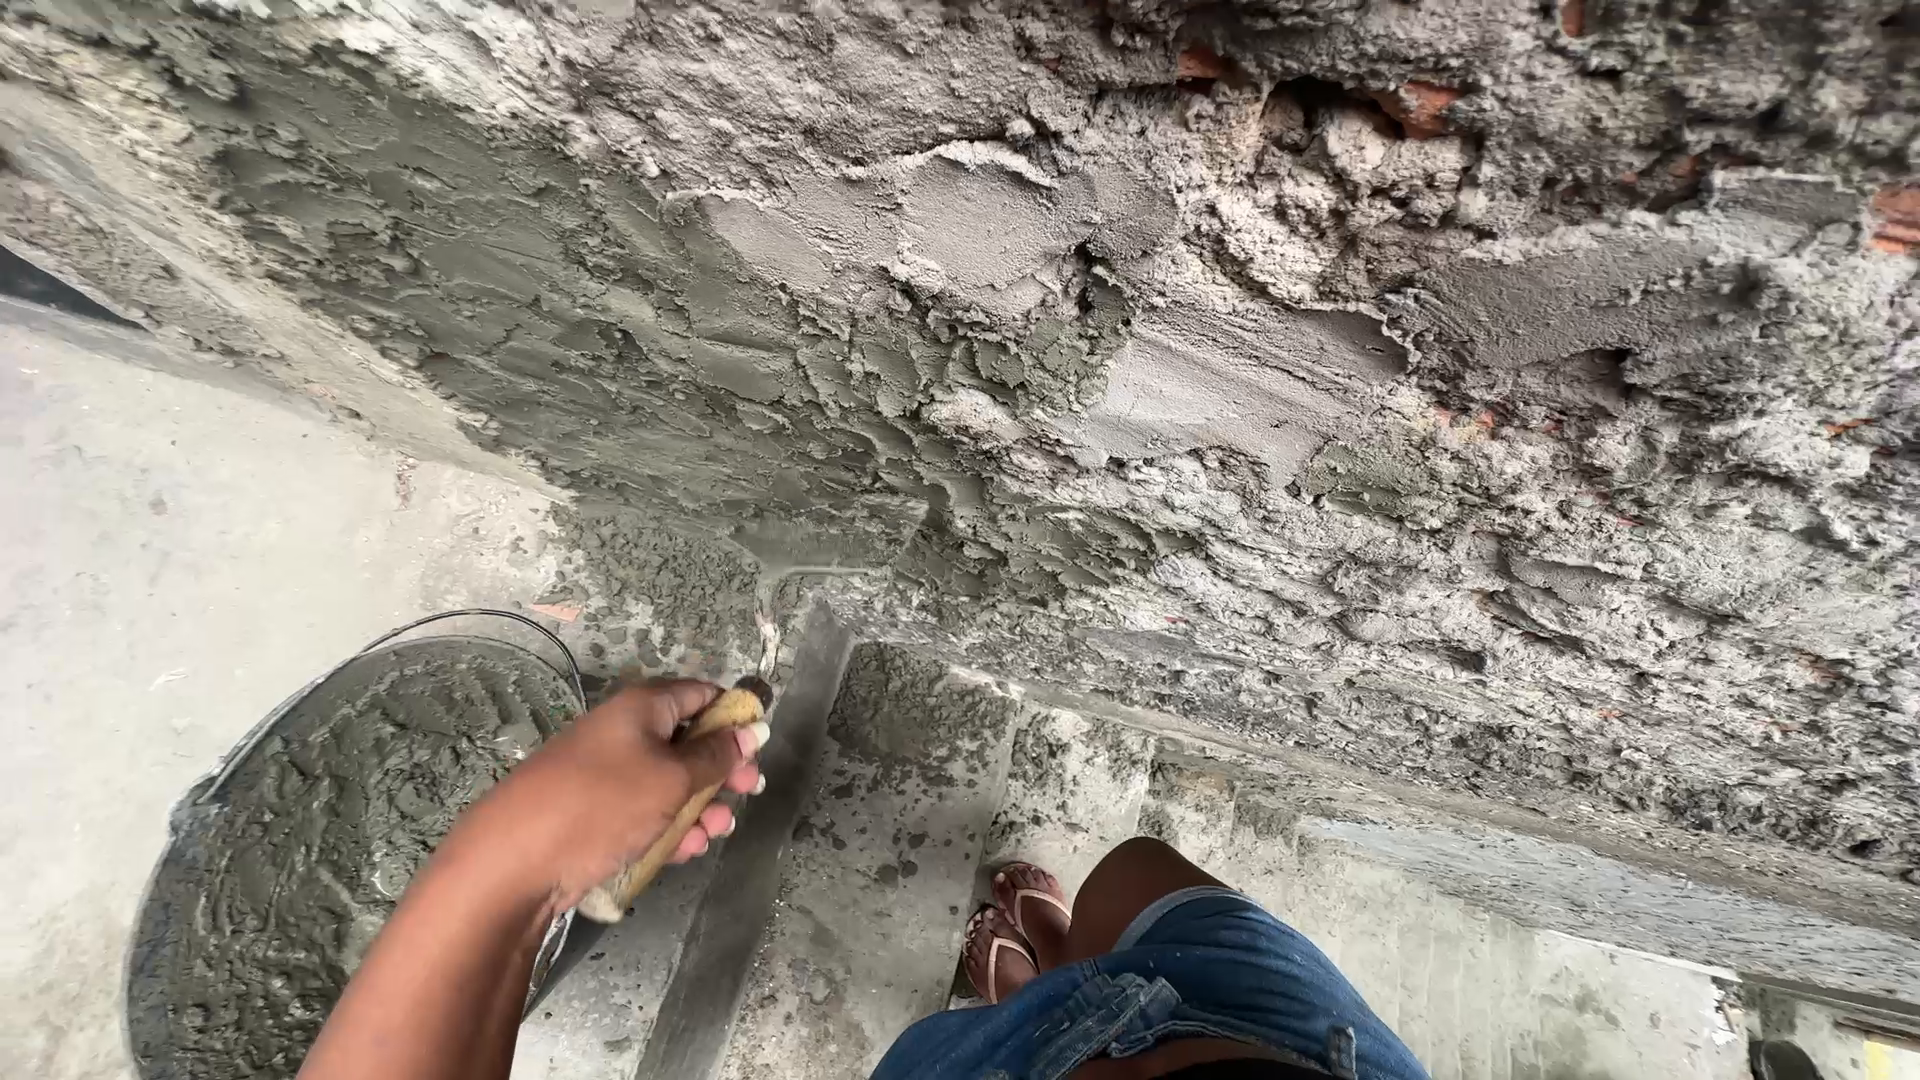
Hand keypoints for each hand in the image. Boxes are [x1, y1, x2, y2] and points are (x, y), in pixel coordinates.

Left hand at [441, 678, 764, 913]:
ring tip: (716, 832)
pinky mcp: (595, 812)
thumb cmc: (602, 804)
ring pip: (670, 780)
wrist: (510, 865)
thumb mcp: (673, 778)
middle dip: (722, 769)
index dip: (733, 717)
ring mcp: (608, 773)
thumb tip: (752, 729)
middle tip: (747, 792)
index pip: (702, 694)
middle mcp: (626, 731)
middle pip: (689, 740)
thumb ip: (718, 756)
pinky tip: (686, 850)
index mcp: (643, 707)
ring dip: (700, 805)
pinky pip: (644, 810)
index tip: (756, 746)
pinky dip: (669, 826)